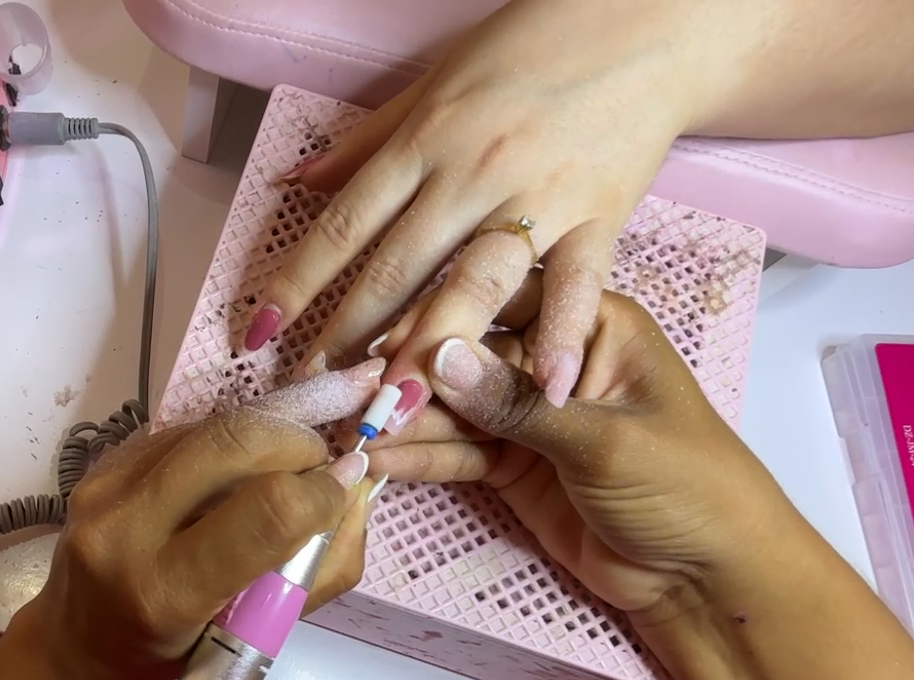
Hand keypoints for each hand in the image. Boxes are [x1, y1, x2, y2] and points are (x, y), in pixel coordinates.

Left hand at [12, 395, 379, 679]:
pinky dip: (223, 443)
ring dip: (261, 438)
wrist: (75, 642)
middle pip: (233, 442)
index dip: (319, 493)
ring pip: (208, 426)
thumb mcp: (251, 636)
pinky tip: (226, 474)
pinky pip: (181, 432)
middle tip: (314, 465)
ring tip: (275, 470)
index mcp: (165, 592)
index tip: (339, 492)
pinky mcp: (98, 465)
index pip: (265, 513)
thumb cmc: (170, 654)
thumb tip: (355, 494)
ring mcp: (103, 489)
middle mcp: (124, 530)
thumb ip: (318, 573)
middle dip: (294, 443)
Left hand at [249, 0, 729, 414]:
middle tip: (312, 394)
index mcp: (424, 141)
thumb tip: (294, 182)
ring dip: (427, 350)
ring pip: (470, 285)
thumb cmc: (529, 47)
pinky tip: (548, 393)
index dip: (295, 285)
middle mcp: (470, 174)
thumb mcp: (432, 83)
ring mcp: (537, 197)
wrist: (655, 11)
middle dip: (344, 338)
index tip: (258, 336)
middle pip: (393, 272)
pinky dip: (563, 337)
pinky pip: (577, 285)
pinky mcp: (600, 216)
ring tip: (390, 406)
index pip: (342, 227)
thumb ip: (362, 143)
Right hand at [370, 280, 797, 618]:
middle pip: (466, 361)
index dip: (442, 321)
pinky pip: (455, 453)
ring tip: (352, 436)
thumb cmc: (684, 487)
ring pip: (453, 411)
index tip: (385, 346)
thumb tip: (436, 359)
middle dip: (411, 382)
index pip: (502, 303)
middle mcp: (549, 361)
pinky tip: (378, 462)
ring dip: (406, 425)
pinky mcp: (508, 464)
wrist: (702, 577)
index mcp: (590, 327)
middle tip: (353, 400)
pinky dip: (419, 459)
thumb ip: (513, 402)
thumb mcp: (601, 438)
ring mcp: (525, 417)